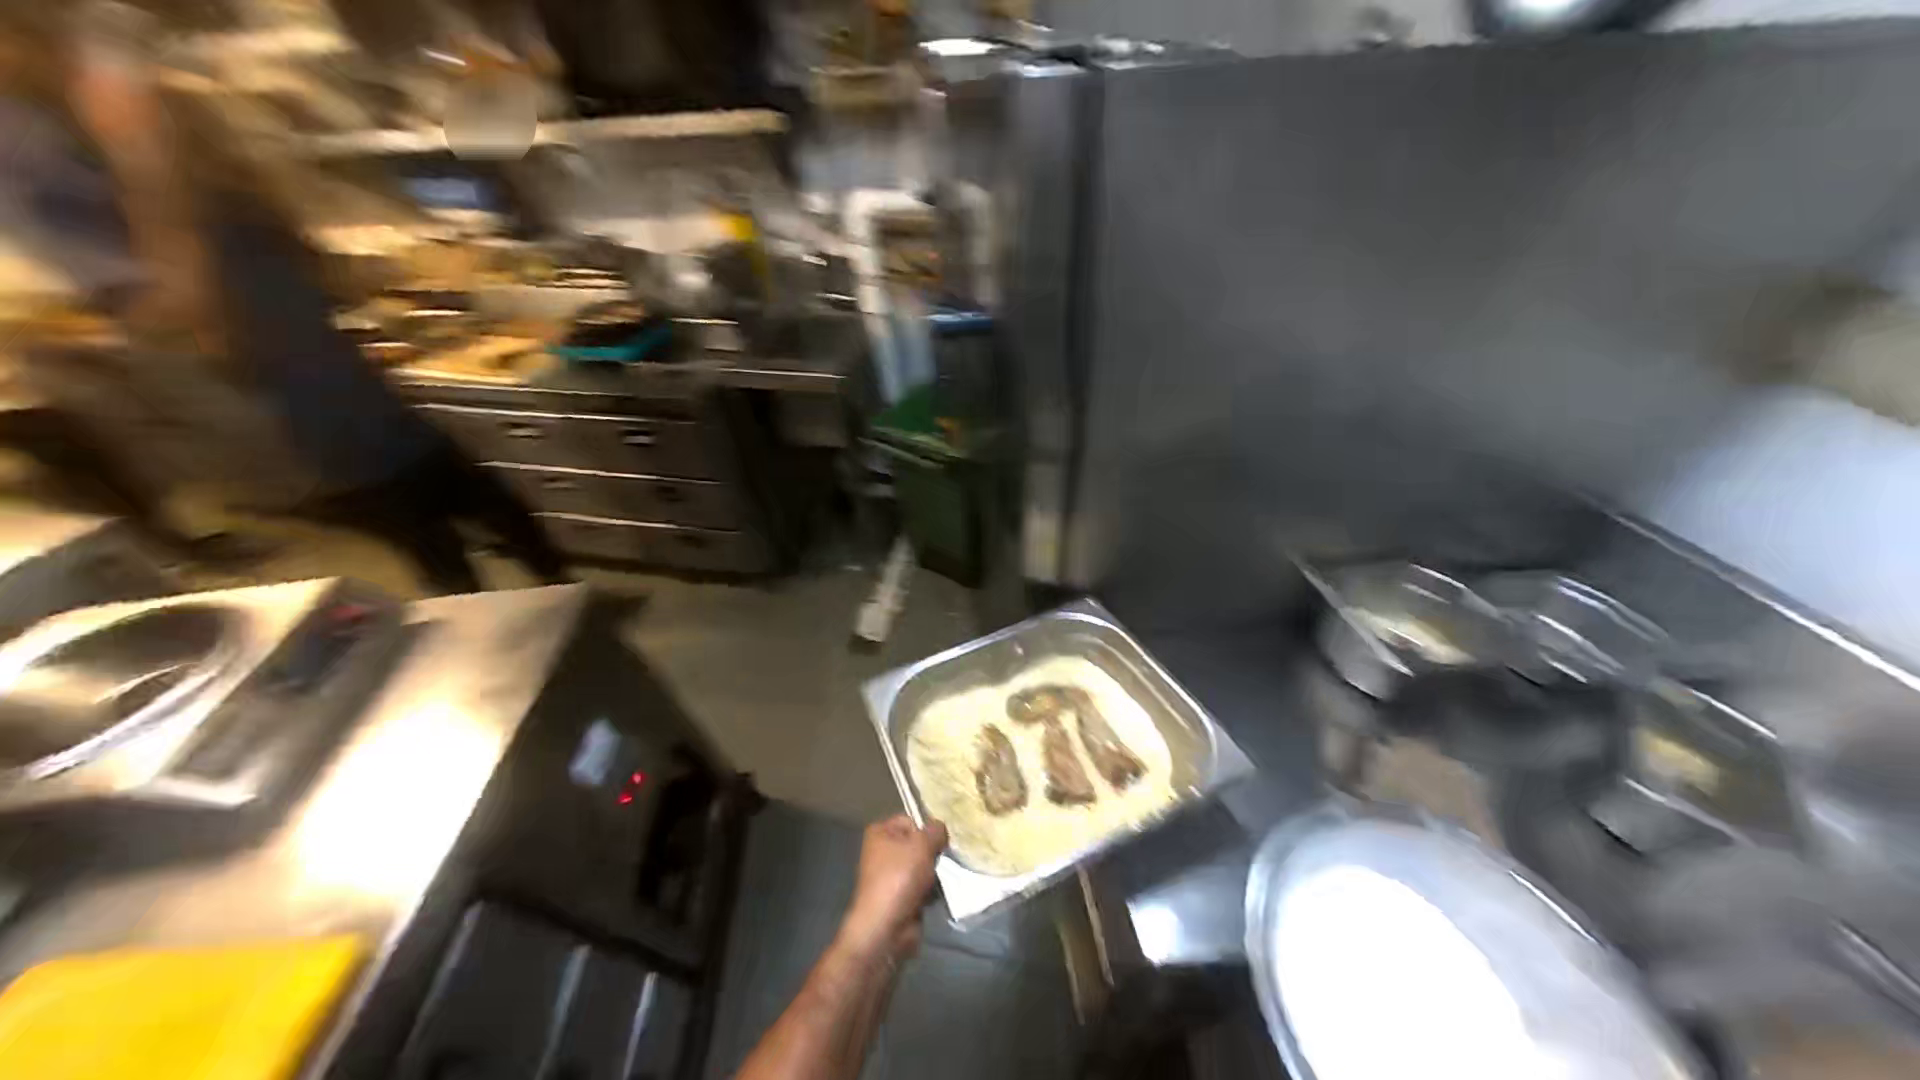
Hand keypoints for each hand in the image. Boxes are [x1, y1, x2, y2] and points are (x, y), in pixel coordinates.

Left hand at [837, 815, 946, 962]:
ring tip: (943, 879)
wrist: (886, 927)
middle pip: (918, 843)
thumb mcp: (921, 844)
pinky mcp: (900, 896)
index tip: (942, 841)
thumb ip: (935, 830)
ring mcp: (890, 875)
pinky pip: (922, 886)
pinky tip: (938, 895)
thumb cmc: (899, 877)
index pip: (912, 820)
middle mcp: (883, 851)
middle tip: (947, 860)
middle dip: (934, 852)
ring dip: (935, 873)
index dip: (928, 829)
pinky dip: (931, 890)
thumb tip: (941, 829)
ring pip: (923, 865)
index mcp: (881, 832)